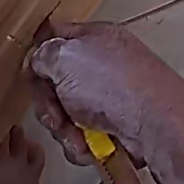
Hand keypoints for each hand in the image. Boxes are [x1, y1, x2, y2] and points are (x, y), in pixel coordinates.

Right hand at [28, 21, 183, 166]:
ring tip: (78, 136)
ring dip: (65, 129)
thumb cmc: (114, 85)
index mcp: (93, 38)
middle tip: (56, 116)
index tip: (31, 76)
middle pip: (55, 84)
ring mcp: (106, 98)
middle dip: (49, 105)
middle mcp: (100, 67)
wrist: (153, 126)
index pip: (54, 37)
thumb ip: (42, 54)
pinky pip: (81, 136)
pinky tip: (88, 147)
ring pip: (65, 114)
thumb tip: (36, 60)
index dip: (37, 57)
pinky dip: (80, 144)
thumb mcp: (65, 57)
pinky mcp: (112, 127)